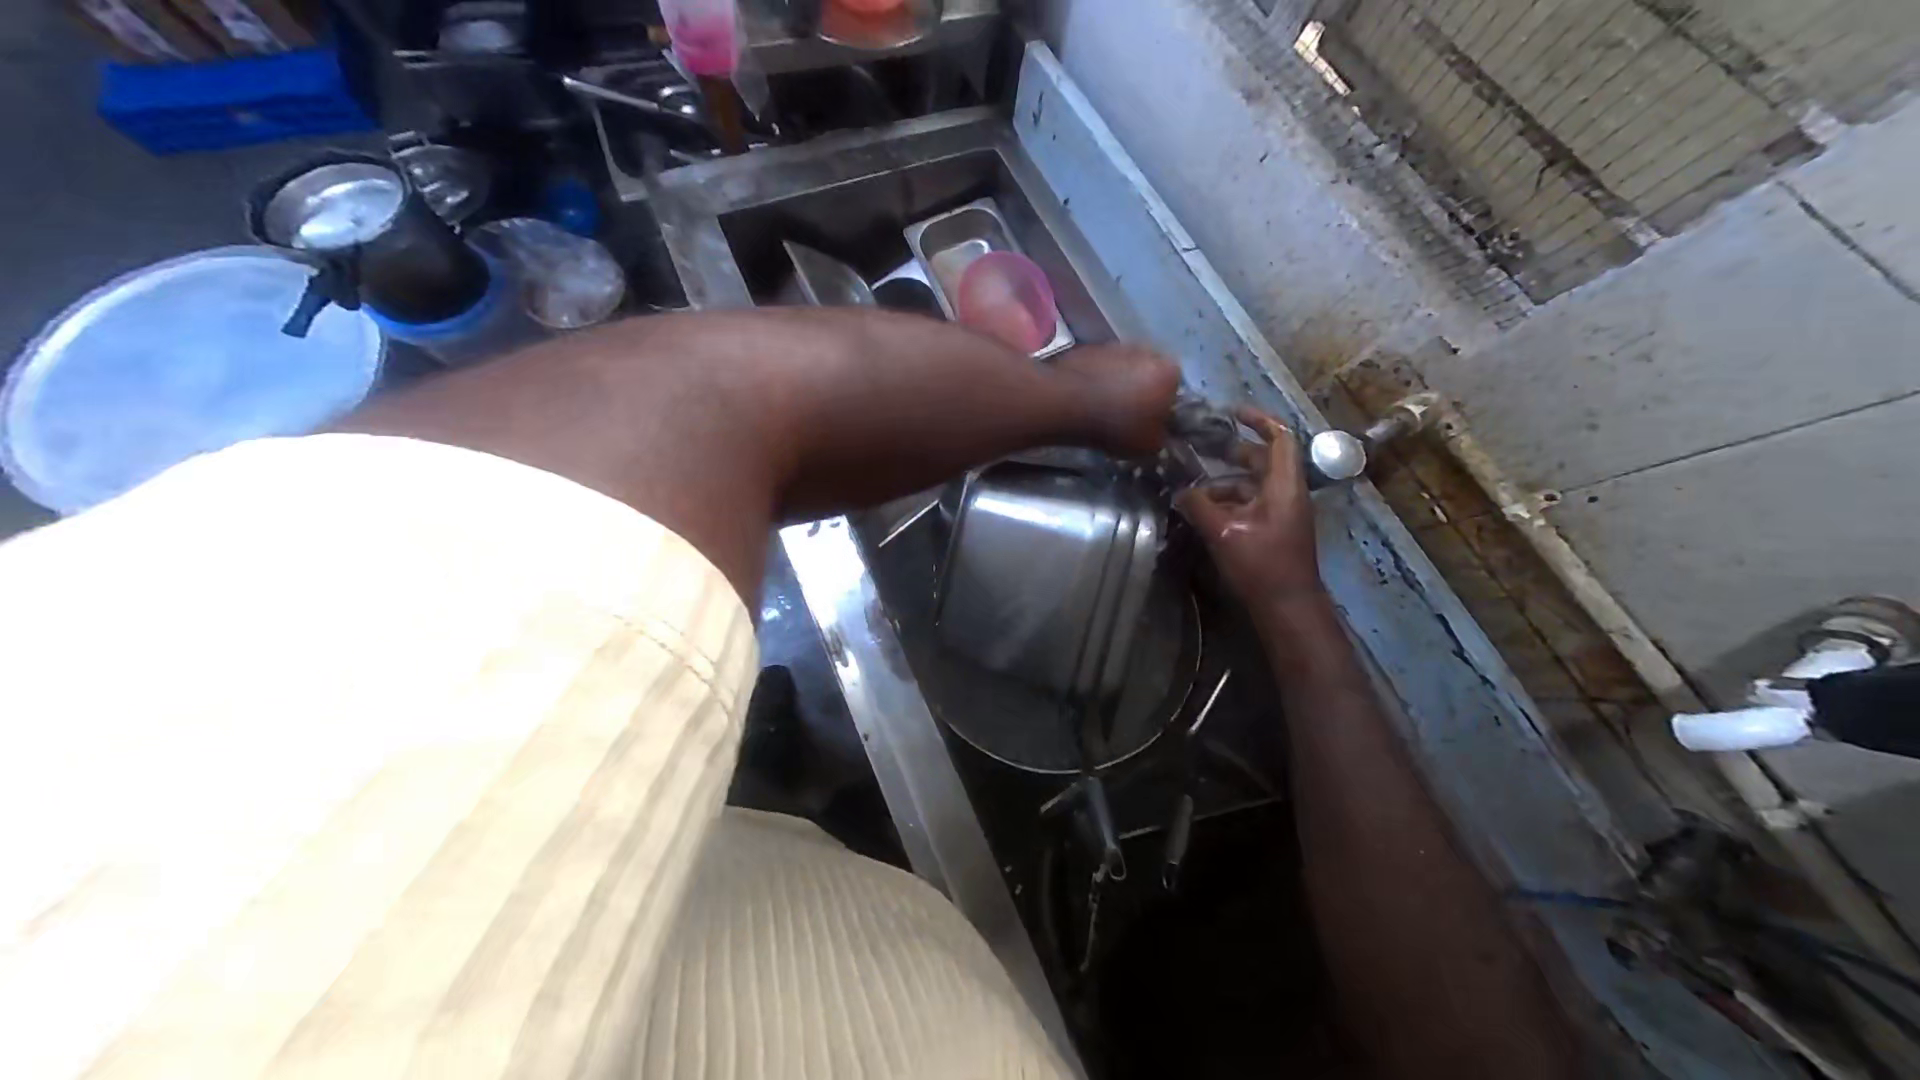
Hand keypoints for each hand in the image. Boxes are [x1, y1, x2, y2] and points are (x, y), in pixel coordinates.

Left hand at [1052, 344, 1181, 457]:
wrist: (1069, 403)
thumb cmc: (1118, 426)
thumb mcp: (1150, 445)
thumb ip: (1162, 436)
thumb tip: (1159, 432)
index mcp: (1170, 370)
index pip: (1174, 389)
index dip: (1162, 407)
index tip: (1148, 423)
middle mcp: (1147, 350)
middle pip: (1149, 374)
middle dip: (1140, 391)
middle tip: (1125, 416)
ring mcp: (1115, 345)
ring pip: (1123, 368)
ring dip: (1116, 384)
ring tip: (1102, 409)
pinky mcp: (1088, 348)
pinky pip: (1098, 367)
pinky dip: (1095, 379)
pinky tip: (1085, 399)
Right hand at [1174, 407, 1324, 604]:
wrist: (1286, 607)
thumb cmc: (1261, 566)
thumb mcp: (1224, 533)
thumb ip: (1199, 507)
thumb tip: (1180, 490)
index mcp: (1284, 486)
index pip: (1280, 439)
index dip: (1258, 420)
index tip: (1231, 413)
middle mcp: (1287, 494)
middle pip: (1262, 460)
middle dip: (1231, 452)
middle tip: (1200, 449)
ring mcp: (1282, 513)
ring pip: (1252, 484)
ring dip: (1224, 483)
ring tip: (1191, 489)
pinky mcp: (1273, 530)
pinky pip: (1250, 504)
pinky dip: (1227, 502)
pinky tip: (1203, 512)